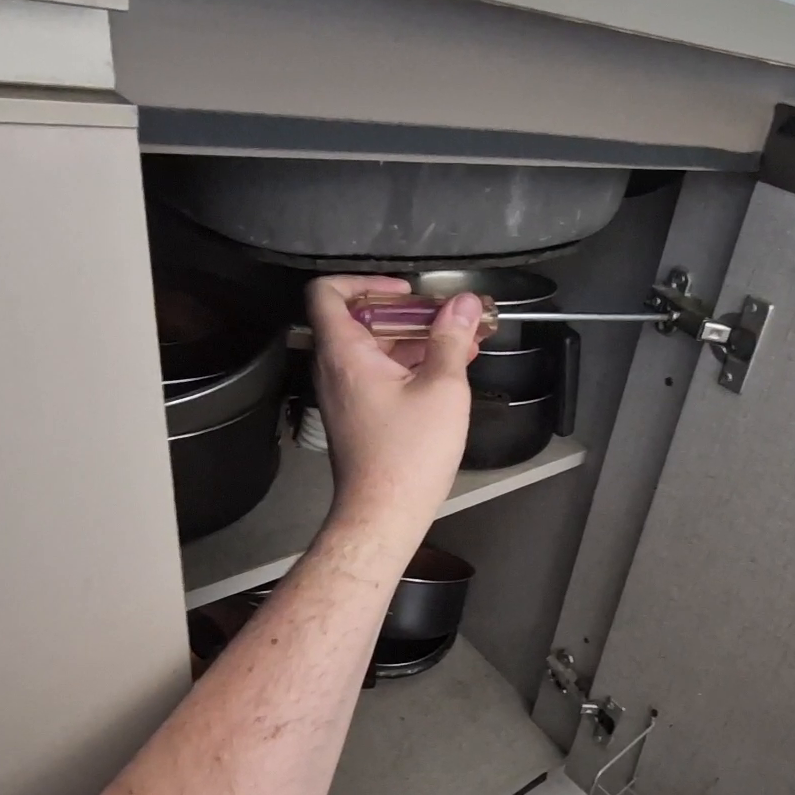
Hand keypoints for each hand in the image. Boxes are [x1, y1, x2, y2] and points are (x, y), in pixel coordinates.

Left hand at [307, 276, 485, 546]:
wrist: (384, 513)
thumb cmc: (409, 454)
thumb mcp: (443, 388)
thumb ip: (451, 339)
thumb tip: (466, 304)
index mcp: (345, 353)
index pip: (328, 292)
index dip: (367, 281)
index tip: (408, 293)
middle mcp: (336, 369)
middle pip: (360, 319)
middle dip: (408, 312)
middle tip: (448, 318)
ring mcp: (344, 395)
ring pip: (374, 349)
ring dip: (414, 340)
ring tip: (461, 344)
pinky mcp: (357, 416)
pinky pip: (378, 375)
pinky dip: (408, 366)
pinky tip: (448, 373)